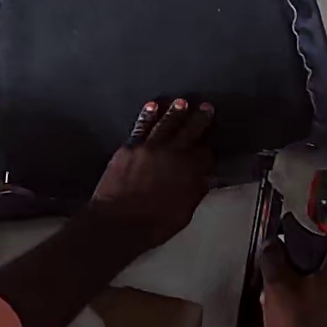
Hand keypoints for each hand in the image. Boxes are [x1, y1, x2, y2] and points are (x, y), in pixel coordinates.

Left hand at [87, 99, 213, 248]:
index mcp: (189, 170)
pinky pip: (141, 127)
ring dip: (176, 111)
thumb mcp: (184, 213)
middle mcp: (172, 154)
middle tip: (206, 107)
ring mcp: (150, 148)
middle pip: (190, 131)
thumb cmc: (153, 224)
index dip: (208, 151)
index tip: (208, 150)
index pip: (205, 154)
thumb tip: (205, 179)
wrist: (117, 224)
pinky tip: (152, 106)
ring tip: (182, 102)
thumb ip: (196, 192)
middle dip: (200, 119)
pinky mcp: (130, 147)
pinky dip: (148, 115)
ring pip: (166, 124)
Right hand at [259, 231, 326, 326]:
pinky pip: (316, 303)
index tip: (275, 242)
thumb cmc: (299, 326)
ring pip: (313, 284)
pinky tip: (282, 317)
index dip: (295, 235)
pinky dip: (300, 304)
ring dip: (292, 287)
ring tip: (271, 299)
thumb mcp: (278, 287)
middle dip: (290, 266)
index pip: (319, 237)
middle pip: (315, 261)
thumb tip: (272, 241)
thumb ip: (273, 258)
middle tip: (269, 276)